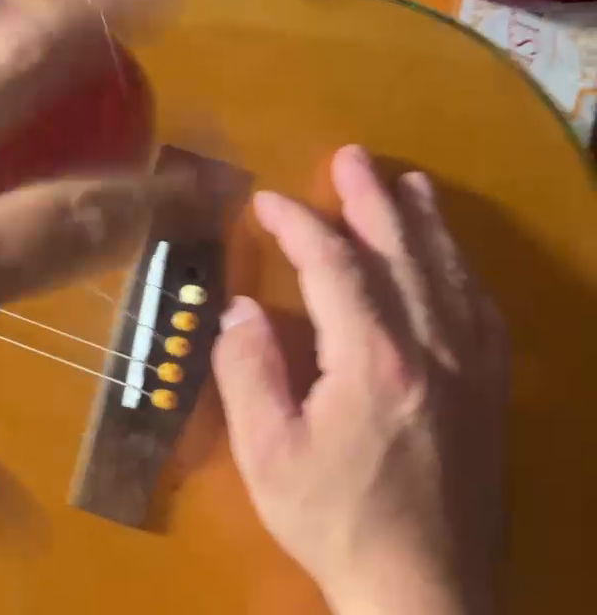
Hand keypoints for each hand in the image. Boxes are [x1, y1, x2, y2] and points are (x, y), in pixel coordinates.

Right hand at [213, 145, 508, 614]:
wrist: (423, 590)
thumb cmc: (327, 513)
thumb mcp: (265, 446)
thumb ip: (251, 370)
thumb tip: (242, 310)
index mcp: (374, 364)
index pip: (337, 270)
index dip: (301, 227)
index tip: (264, 200)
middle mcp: (435, 359)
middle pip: (407, 262)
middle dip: (377, 205)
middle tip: (354, 157)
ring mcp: (471, 379)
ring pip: (455, 284)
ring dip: (429, 229)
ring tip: (409, 186)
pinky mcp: (487, 400)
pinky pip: (484, 321)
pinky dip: (465, 278)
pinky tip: (453, 262)